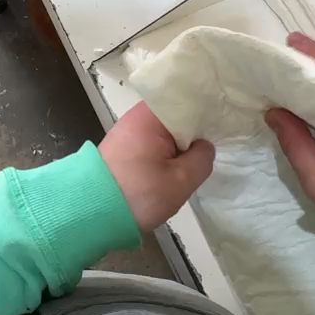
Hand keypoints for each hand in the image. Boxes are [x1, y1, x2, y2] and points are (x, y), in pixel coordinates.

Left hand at [99, 103, 214, 232]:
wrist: (92, 213)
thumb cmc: (139, 194)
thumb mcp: (181, 180)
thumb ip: (202, 158)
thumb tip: (204, 145)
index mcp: (150, 115)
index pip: (185, 101)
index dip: (206, 112)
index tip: (223, 125)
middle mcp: (136, 116)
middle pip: (175, 116)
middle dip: (193, 131)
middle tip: (214, 145)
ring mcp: (127, 132)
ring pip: (164, 132)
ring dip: (178, 145)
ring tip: (196, 159)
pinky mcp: (122, 148)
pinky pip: (151, 143)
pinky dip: (164, 153)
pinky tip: (174, 167)